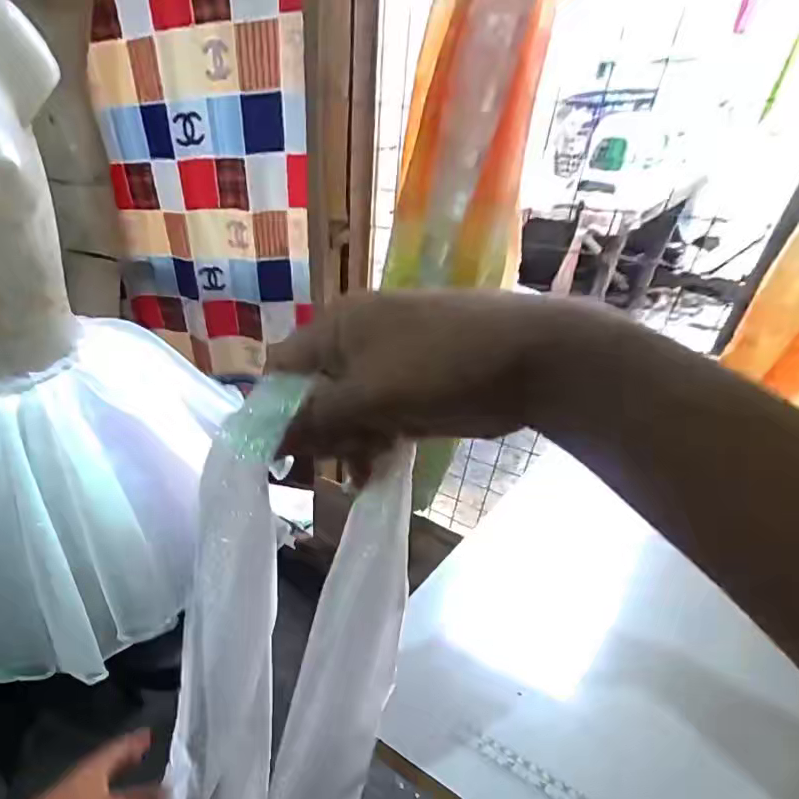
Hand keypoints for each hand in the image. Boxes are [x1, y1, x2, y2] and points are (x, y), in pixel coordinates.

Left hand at [0, 729, 159, 798]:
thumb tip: (169, 789)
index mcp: (98, 766)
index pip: (120, 747)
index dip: (135, 740)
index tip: (150, 732)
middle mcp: (88, 769)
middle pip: (112, 754)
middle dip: (129, 748)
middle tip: (145, 742)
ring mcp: (78, 782)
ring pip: (104, 765)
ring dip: (120, 761)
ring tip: (134, 758)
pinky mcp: (72, 797)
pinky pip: (98, 778)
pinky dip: (110, 775)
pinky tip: (111, 783)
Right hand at [267, 289, 607, 480]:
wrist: (530, 360)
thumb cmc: (439, 366)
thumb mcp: (368, 396)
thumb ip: (315, 418)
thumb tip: (267, 439)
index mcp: (336, 327)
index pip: (281, 368)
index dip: (272, 411)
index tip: (274, 453)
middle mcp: (355, 342)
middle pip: (312, 394)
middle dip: (315, 434)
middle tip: (324, 467)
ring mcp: (385, 365)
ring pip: (345, 413)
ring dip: (347, 445)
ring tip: (362, 471)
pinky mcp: (410, 389)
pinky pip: (375, 419)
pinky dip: (373, 444)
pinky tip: (376, 471)